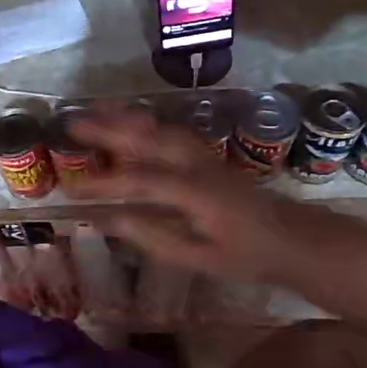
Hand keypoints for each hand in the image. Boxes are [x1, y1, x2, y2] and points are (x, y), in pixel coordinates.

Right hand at [68, 109, 366, 285]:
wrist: (294, 240)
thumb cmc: (247, 256)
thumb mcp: (200, 257)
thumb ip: (155, 237)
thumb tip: (111, 220)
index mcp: (194, 191)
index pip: (139, 180)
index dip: (103, 182)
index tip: (72, 187)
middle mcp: (196, 164)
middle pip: (146, 138)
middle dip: (108, 128)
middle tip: (73, 122)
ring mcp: (204, 157)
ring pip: (160, 128)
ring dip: (127, 118)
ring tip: (97, 110)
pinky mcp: (208, 157)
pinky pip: (172, 132)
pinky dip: (148, 123)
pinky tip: (134, 122)